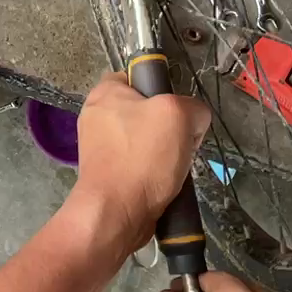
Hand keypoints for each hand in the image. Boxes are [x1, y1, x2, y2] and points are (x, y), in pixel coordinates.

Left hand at [69, 73, 210, 246]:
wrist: (116, 213)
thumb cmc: (142, 157)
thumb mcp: (178, 114)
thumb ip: (193, 106)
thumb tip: (194, 118)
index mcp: (105, 92)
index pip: (140, 77)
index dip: (164, 91)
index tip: (178, 111)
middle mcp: (97, 115)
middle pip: (148, 111)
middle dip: (170, 127)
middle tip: (182, 142)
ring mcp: (99, 146)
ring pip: (146, 140)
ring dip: (165, 152)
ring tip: (175, 166)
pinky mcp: (106, 173)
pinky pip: (139, 163)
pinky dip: (153, 172)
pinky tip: (165, 183)